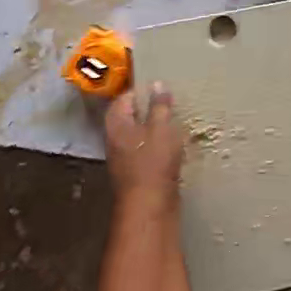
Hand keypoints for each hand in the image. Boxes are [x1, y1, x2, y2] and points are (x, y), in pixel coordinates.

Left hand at [103, 82, 184, 205]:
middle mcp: (115, 139)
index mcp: (117, 124)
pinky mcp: (135, 171)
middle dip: (148, 109)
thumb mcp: (162, 128)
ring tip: (175, 123)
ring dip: (154, 128)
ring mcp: (124, 157)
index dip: (141, 91)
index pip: (124, 98)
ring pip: (138, 134)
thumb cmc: (154, 162)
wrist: (149, 205)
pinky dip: (157, 144)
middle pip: (130, 117)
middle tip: (171, 104)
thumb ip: (160, 106)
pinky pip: (145, 150)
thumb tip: (157, 85)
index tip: (162, 88)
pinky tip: (173, 146)